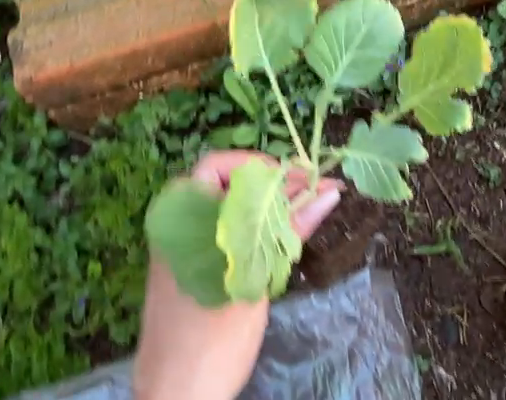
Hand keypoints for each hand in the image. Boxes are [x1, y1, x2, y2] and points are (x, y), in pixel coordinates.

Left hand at [131, 151, 341, 399]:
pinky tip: (276, 240)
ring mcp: (177, 247)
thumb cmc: (213, 339)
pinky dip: (247, 229)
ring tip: (300, 215)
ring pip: (223, 208)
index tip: (299, 180)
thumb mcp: (257, 279)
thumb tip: (330, 190)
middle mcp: (175, 225)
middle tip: (309, 194)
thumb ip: (290, 228)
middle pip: (224, 183)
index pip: (221, 165)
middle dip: (268, 186)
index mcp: (183, 219)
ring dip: (261, 208)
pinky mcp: (185, 268)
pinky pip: (217, 231)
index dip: (261, 167)